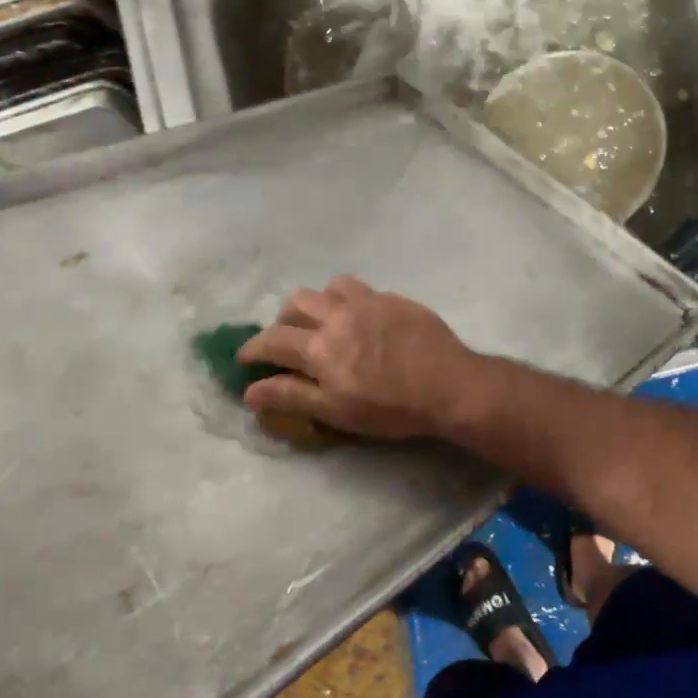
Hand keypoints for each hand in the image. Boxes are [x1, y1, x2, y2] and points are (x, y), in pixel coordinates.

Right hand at [237, 276, 480, 439]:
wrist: (450, 386)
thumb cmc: (392, 408)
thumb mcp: (337, 411)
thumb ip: (291, 396)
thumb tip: (250, 391)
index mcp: (320, 346)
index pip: (271, 340)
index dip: (252, 349)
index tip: (246, 359)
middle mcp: (339, 315)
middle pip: (297, 303)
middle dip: (284, 320)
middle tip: (291, 341)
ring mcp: (370, 302)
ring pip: (331, 286)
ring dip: (320, 302)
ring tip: (328, 322)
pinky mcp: (397, 299)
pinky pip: (365, 290)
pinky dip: (353, 302)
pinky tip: (366, 322)